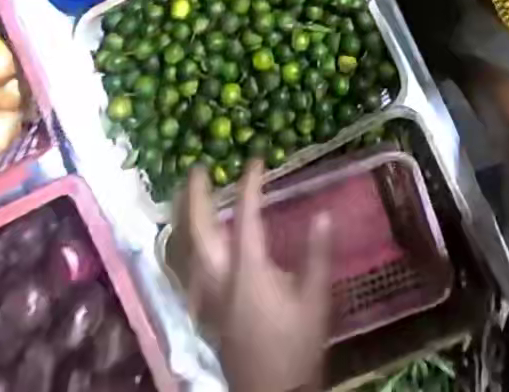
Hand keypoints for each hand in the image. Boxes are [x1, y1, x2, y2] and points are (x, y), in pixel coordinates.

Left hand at [171, 161, 331, 391]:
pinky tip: (188, 242)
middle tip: (196, 169)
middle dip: (196, 198)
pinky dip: (185, 246)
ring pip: (186, 251)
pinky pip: (188, 269)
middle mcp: (221, 279)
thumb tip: (324, 213)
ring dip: (184, 219)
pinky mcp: (206, 312)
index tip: (256, 160)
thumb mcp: (315, 300)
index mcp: (249, 271)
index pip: (246, 217)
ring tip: (185, 196)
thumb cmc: (297, 347)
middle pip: (200, 232)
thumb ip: (317, 255)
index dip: (250, 185)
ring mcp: (209, 298)